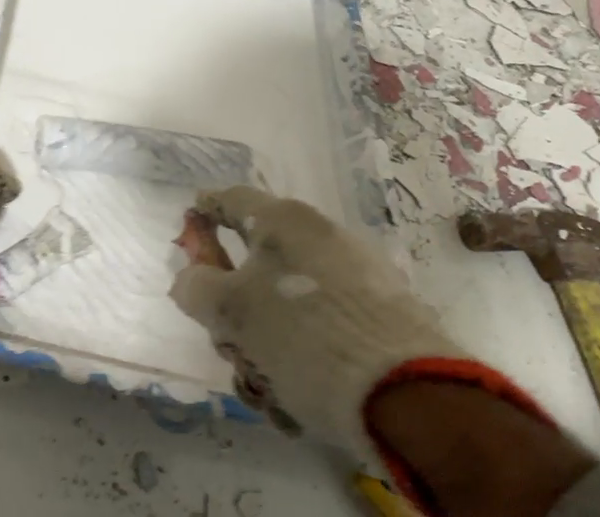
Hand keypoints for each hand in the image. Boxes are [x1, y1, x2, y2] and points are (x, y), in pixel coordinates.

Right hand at [169, 186, 464, 460]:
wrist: (411, 397)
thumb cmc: (303, 336)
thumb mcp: (229, 311)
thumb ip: (195, 287)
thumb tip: (193, 279)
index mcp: (284, 221)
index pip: (230, 199)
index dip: (204, 213)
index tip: (189, 229)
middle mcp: (323, 237)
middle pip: (256, 265)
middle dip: (234, 310)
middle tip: (229, 346)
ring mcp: (360, 276)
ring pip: (288, 306)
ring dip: (266, 345)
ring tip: (268, 392)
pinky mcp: (387, 317)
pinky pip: (325, 329)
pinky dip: (305, 358)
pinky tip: (301, 400)